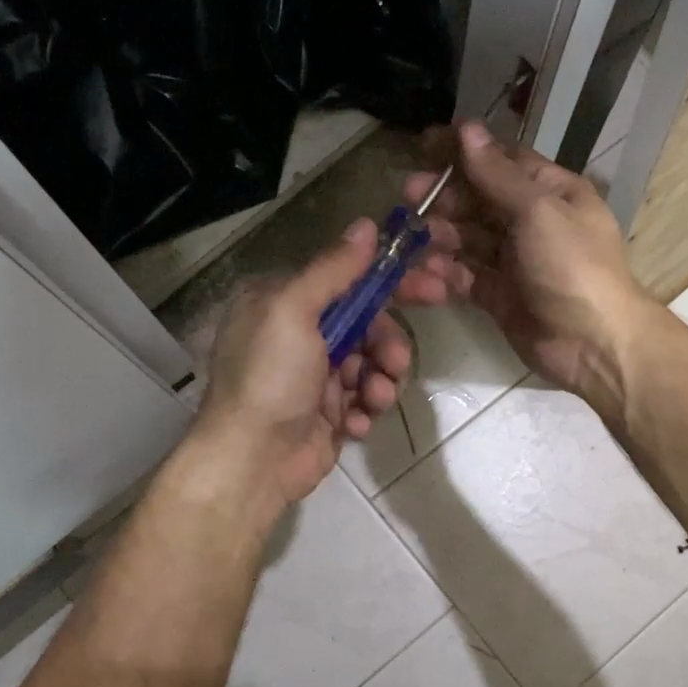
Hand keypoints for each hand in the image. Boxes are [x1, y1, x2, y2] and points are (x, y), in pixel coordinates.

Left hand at [193, 219, 411, 503]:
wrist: (252, 461)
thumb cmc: (268, 379)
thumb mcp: (293, 311)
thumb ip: (332, 269)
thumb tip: (366, 225)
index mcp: (283, 301)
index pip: (349, 279)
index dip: (393, 281)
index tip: (435, 285)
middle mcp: (298, 334)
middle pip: (367, 324)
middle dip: (387, 343)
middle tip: (399, 360)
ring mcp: (314, 376)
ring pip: (372, 364)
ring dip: (379, 381)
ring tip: (372, 398)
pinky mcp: (329, 414)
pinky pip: (364, 401)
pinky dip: (366, 410)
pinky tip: (354, 424)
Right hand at [396, 122, 655, 410]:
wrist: (594, 343)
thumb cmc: (572, 266)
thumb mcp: (538, 211)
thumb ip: (497, 175)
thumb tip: (466, 129)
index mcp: (550, 192)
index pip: (501, 161)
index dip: (464, 152)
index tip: (423, 147)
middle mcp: (532, 223)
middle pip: (479, 201)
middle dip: (443, 197)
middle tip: (407, 198)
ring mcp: (515, 262)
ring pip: (468, 240)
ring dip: (439, 236)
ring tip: (409, 238)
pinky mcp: (500, 297)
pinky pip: (466, 278)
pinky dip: (444, 275)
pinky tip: (421, 274)